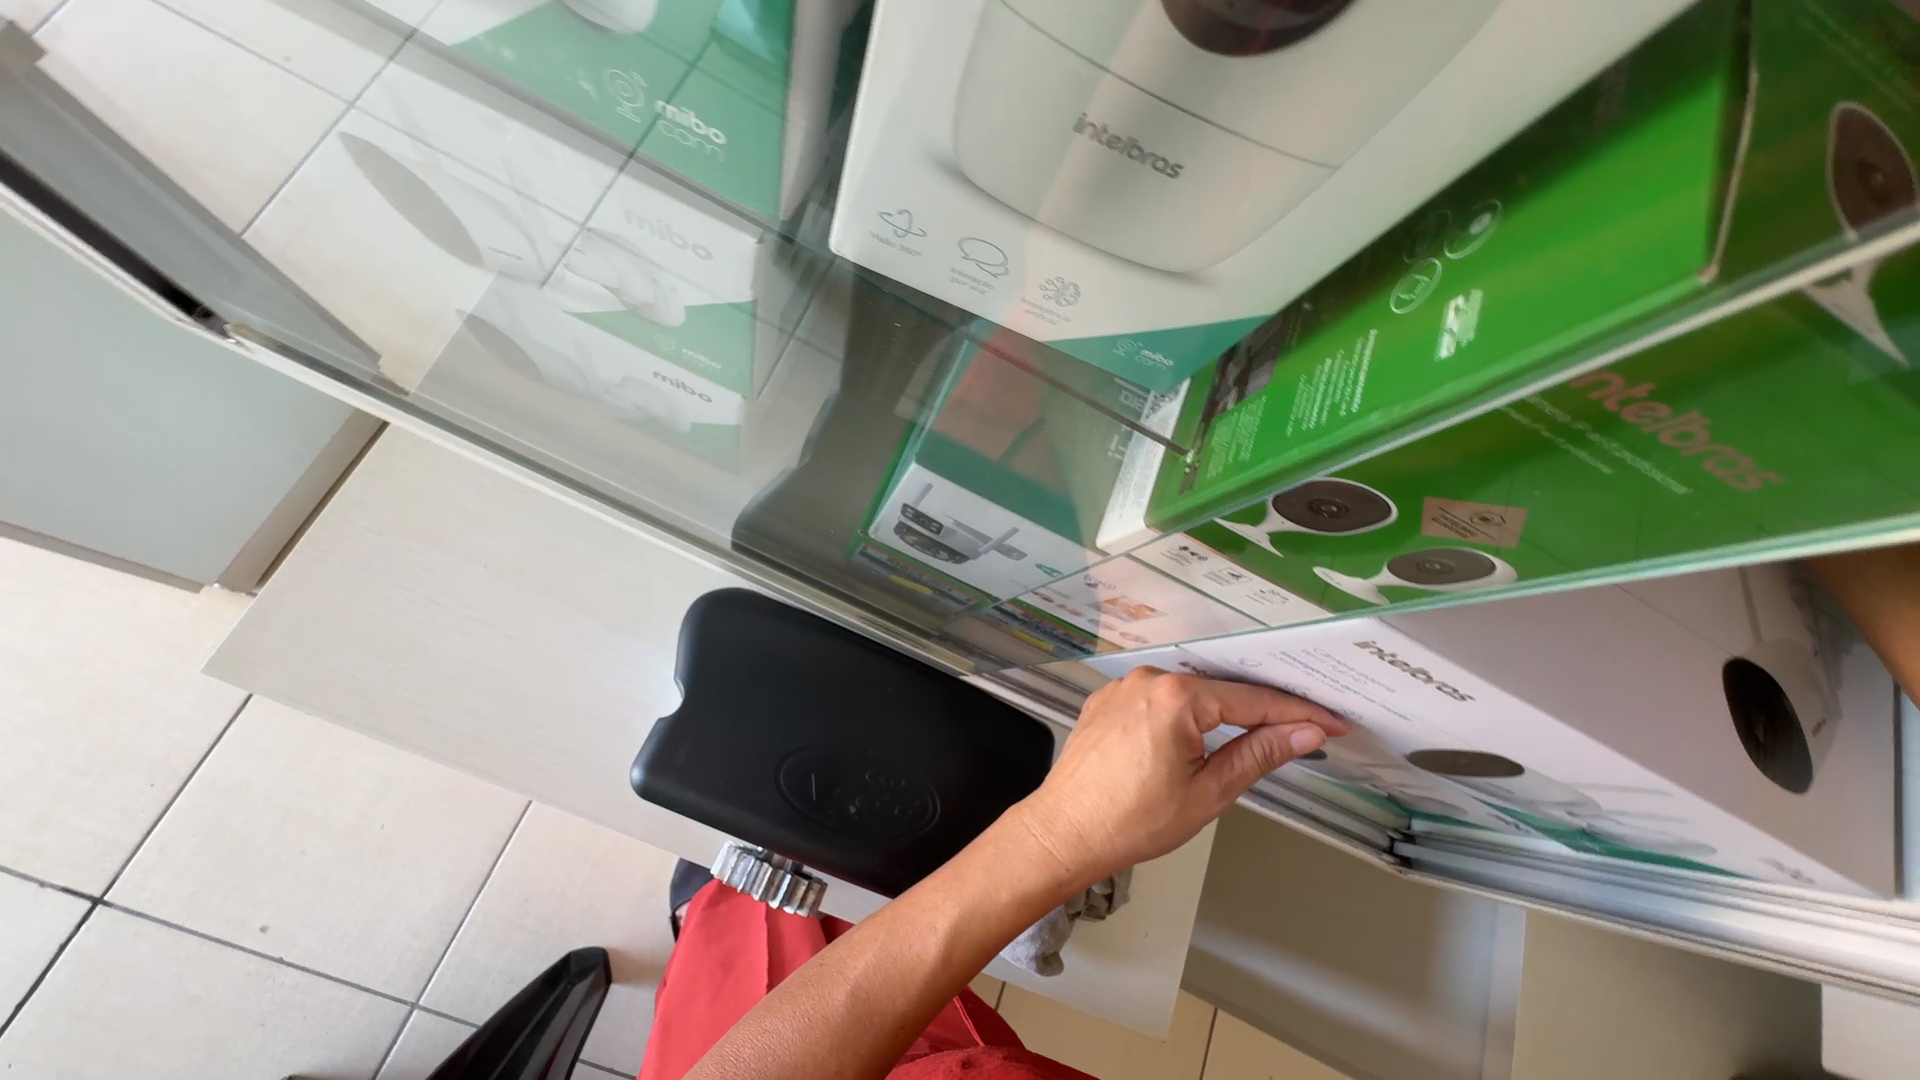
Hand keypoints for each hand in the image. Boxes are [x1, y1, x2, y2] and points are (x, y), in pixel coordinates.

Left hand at [1009, 669, 1349, 884]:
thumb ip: (1259, 754)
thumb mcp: (1209, 792)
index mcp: (1177, 697)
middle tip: (1305, 725)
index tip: (1332, 722)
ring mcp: (1123, 687)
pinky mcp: (1106, 700)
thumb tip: (1305, 732)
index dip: (1298, 712)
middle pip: (1220, 689)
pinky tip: (1201, 732)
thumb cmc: (1132, 821)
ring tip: (1261, 729)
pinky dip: (1184, 712)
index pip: (1253, 699)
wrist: (1064, 831)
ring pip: (1188, 692)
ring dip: (1221, 710)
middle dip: (1262, 707)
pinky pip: (1157, 698)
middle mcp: (1148, 679)